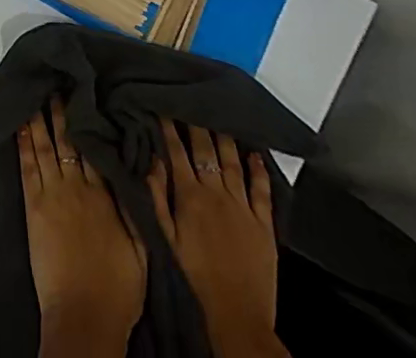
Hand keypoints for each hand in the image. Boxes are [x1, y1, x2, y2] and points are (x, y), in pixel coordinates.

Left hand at [19, 98, 146, 357]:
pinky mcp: (33, 207)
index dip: (90, 122)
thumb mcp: (142, 245)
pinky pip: (26, 167)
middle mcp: (79, 188)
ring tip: (36, 93)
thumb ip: (138, 205)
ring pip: (46, 148)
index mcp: (107, 196)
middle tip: (57, 82)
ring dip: (40, 119)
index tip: (85, 96)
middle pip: (69, 142)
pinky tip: (19, 125)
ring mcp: (53, 195)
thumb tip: (142, 170)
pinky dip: (22, 144)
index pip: (97, 149)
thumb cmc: (119, 287)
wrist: (85, 315)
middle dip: (63, 111)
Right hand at [148, 119, 287, 357]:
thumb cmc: (192, 276)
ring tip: (221, 115)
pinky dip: (259, 169)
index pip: (176, 153)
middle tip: (189, 101)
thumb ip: (155, 197)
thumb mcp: (163, 237)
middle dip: (195, 124)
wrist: (235, 315)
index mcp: (189, 197)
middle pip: (205, 151)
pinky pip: (262, 190)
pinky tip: (255, 153)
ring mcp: (243, 208)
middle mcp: (217, 195)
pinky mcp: (264, 224)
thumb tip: (151, 161)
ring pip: (233, 163)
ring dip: (225, 137)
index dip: (168, 128)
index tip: (161, 108)